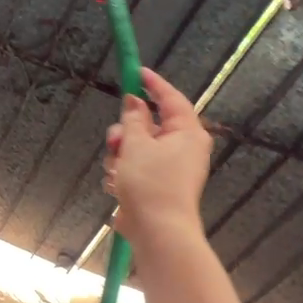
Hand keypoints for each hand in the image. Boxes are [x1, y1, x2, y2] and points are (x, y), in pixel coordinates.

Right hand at [104, 67, 212, 245]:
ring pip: (135, 148)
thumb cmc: (150, 182)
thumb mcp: (136, 144)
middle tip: (115, 142)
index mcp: (187, 133)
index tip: (137, 72)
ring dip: (119, 156)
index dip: (153, 84)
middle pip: (147, 126)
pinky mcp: (156, 185)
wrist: (157, 230)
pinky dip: (122, 173)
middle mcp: (182, 148)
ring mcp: (169, 168)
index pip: (171, 99)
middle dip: (125, 133)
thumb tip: (134, 100)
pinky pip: (133, 168)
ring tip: (116, 172)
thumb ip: (133, 118)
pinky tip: (117, 186)